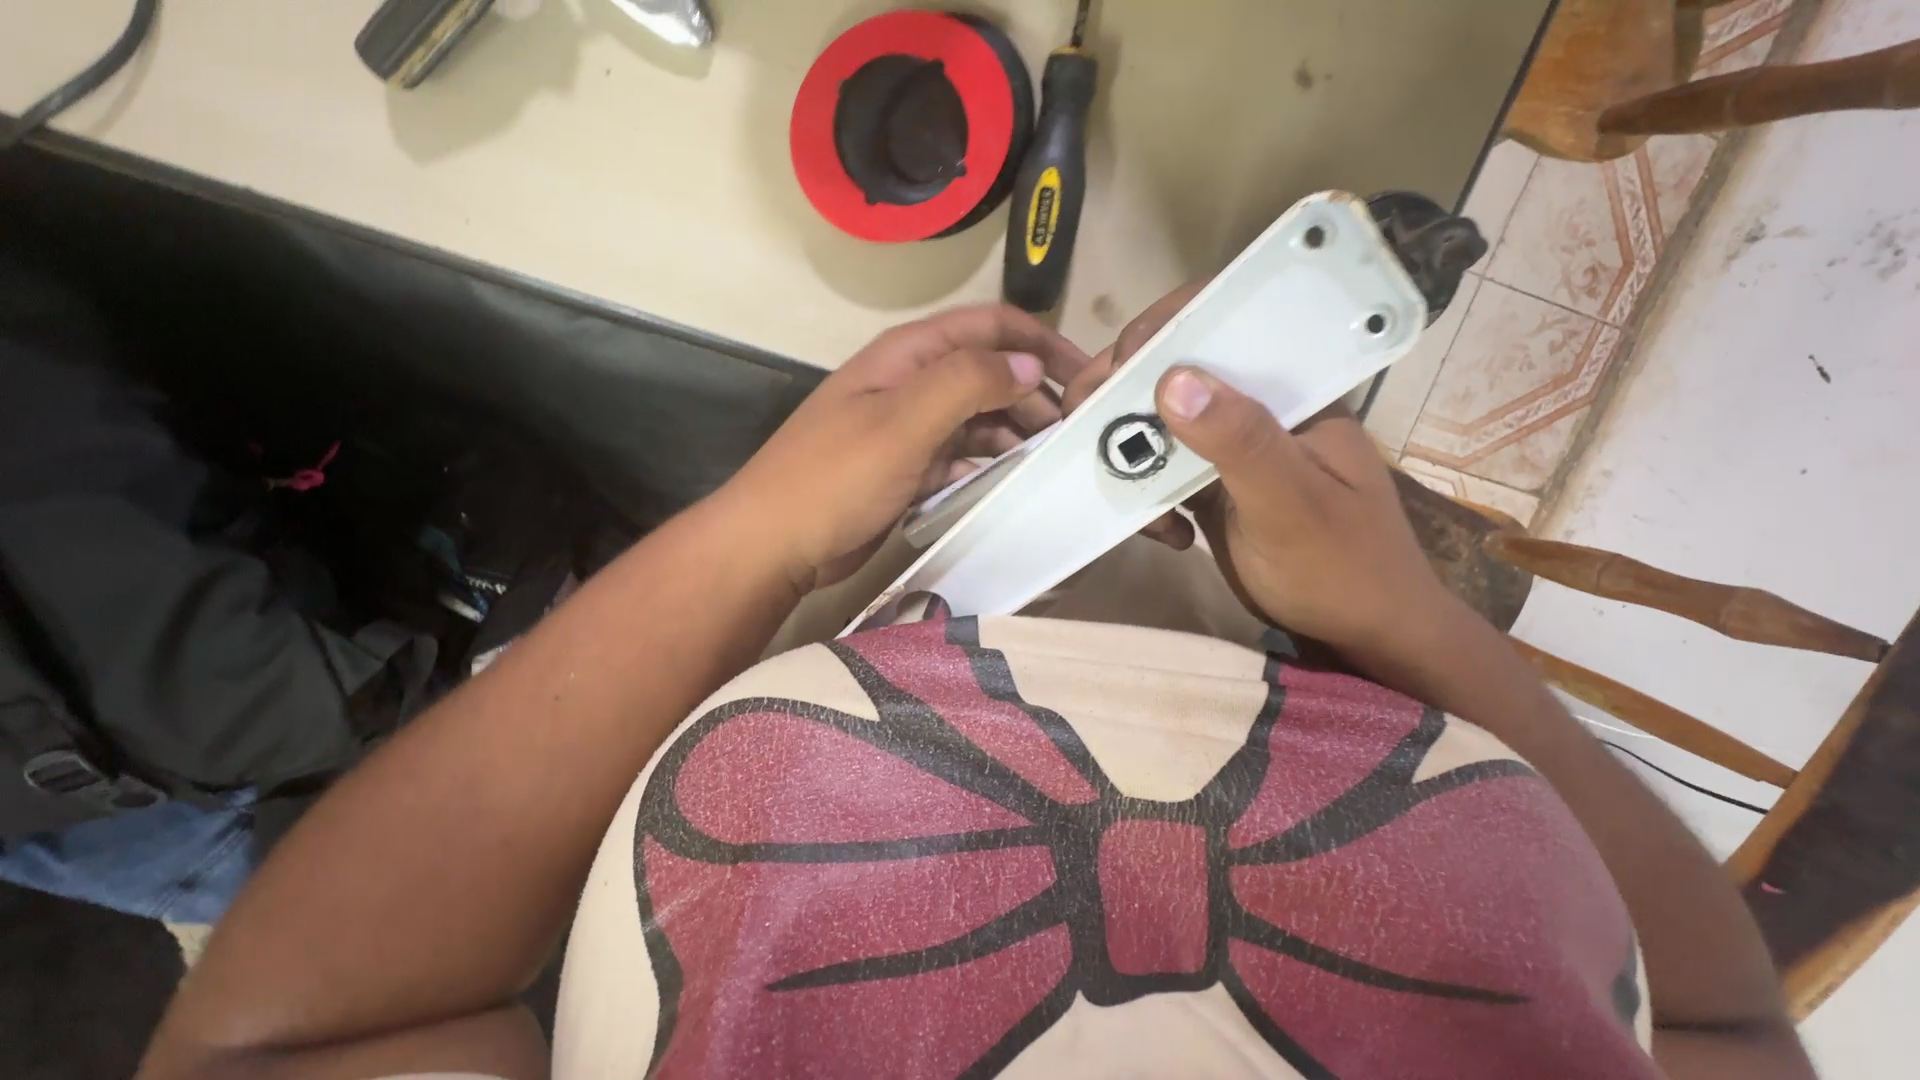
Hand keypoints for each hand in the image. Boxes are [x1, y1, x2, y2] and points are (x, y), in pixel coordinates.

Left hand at [717, 304, 1091, 591]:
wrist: (776, 542)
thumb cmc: (837, 476)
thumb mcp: (904, 420)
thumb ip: (968, 382)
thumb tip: (1028, 363)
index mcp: (908, 354)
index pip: (989, 326)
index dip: (1040, 341)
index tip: (1086, 376)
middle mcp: (912, 383)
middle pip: (989, 372)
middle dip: (1034, 394)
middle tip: (1075, 433)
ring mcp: (909, 429)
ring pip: (978, 418)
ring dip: (1015, 433)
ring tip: (1052, 460)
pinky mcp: (907, 470)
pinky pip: (960, 458)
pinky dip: (988, 465)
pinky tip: (1011, 483)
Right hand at [1079, 281, 1460, 659]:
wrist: (1361, 634)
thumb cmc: (1342, 567)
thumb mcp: (1293, 504)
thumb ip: (1240, 441)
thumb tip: (1171, 380)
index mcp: (1293, 388)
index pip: (1226, 323)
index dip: (1165, 328)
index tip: (1118, 365)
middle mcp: (1258, 405)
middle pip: (1177, 370)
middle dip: (1122, 392)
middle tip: (1075, 420)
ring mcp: (1231, 446)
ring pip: (1160, 421)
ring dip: (1125, 449)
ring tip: (1104, 482)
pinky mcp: (1211, 485)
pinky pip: (1160, 470)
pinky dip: (1143, 494)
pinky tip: (1160, 534)